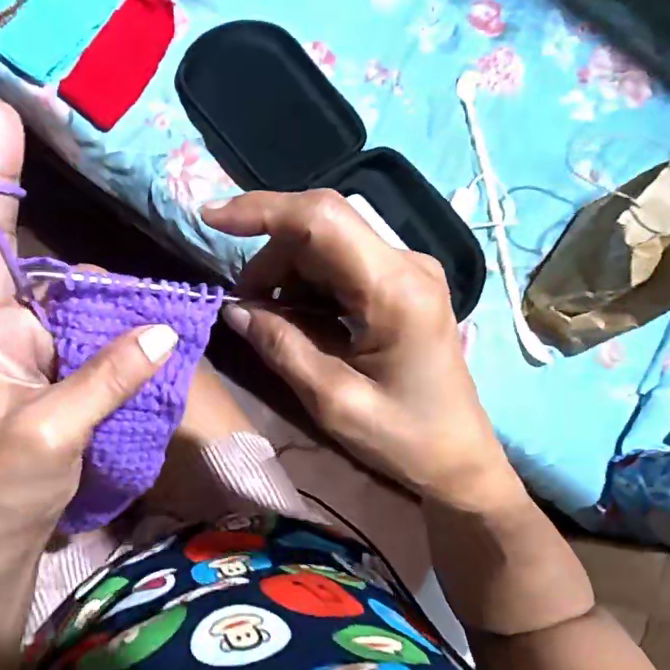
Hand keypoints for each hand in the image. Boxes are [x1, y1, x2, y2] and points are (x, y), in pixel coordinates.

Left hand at [0, 99, 178, 565]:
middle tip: (126, 309)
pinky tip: (140, 340)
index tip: (0, 111)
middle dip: (86, 274)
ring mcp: (25, 347)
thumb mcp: (53, 433)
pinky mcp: (48, 367)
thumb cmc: (6, 487)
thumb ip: (104, 377)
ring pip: (69, 299)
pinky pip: (83, 329)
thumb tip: (160, 329)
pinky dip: (111, 327)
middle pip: (38, 265)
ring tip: (142, 335)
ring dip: (106, 306)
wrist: (1, 537)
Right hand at [202, 190, 519, 506]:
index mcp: (395, 289)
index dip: (261, 210)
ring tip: (270, 323)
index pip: (321, 219)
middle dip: (269, 258)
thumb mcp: (333, 401)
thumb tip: (233, 308)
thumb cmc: (405, 438)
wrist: (459, 459)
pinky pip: (337, 263)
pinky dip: (303, 284)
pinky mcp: (398, 283)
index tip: (210, 219)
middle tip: (243, 308)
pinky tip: (297, 322)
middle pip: (319, 227)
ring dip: (283, 273)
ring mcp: (405, 270)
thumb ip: (281, 347)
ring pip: (323, 243)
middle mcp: (404, 264)